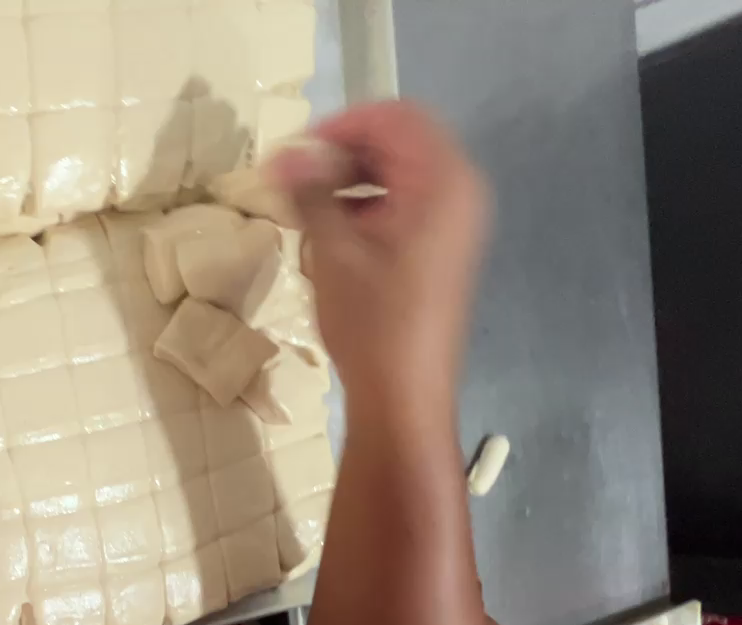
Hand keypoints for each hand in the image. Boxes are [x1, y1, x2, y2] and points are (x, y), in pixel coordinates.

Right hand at [266, 102, 490, 412]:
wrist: (403, 389)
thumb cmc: (370, 323)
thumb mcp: (333, 254)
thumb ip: (312, 196)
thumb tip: (284, 154)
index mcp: (441, 182)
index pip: (392, 117)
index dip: (337, 127)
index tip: (287, 156)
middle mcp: (457, 190)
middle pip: (397, 142)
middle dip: (338, 156)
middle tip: (287, 184)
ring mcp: (451, 219)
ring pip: (395, 174)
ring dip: (346, 184)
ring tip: (301, 214)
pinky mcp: (438, 245)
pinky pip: (399, 204)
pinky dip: (361, 208)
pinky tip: (327, 239)